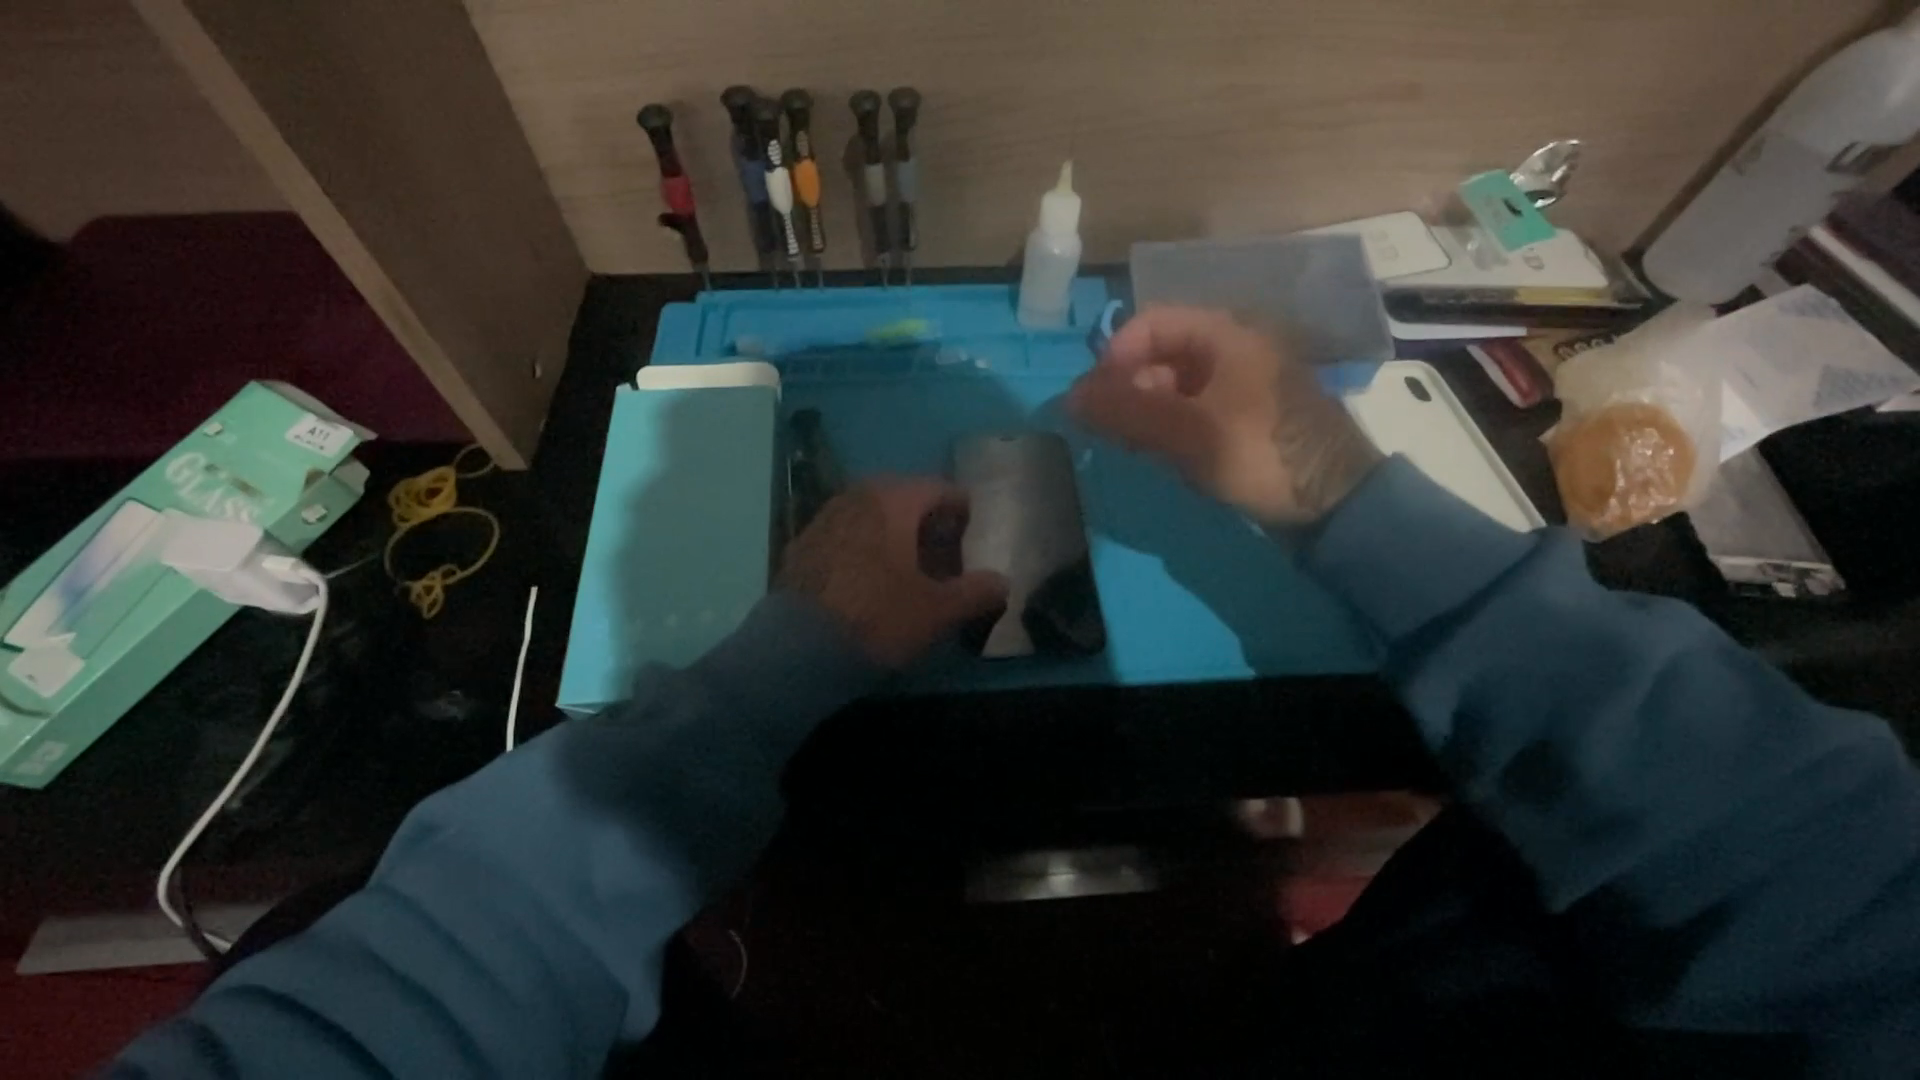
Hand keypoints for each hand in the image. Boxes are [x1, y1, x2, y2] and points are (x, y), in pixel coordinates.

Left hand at [777, 479, 1008, 668]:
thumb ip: (975, 592)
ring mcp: (823, 519)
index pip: (939, 489)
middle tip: (943, 553)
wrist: (797, 649)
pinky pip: (845, 536)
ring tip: (908, 569)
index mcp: (893, 500)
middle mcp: (856, 497)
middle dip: (926, 522)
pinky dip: (864, 549)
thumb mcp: (937, 611)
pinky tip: (869, 581)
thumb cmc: (877, 618)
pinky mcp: (801, 547)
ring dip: (892, 535)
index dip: (962, 510)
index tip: (972, 533)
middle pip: (902, 499)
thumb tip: (1002, 582)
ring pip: (870, 517)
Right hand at [1068, 306, 1382, 524]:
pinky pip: (1194, 409)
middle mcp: (1232, 348)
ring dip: (1145, 410)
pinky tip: (1164, 455)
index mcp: (1224, 334)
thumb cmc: (1261, 453)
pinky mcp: (1246, 417)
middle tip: (1109, 430)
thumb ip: (1127, 411)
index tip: (1096, 399)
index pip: (1149, 323)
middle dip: (1126, 386)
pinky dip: (1170, 426)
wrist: (1336, 501)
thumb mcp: (1188, 432)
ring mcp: (1241, 383)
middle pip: (1159, 353)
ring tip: (1133, 447)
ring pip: (1174, 385)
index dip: (1113, 355)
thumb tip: (1068, 398)